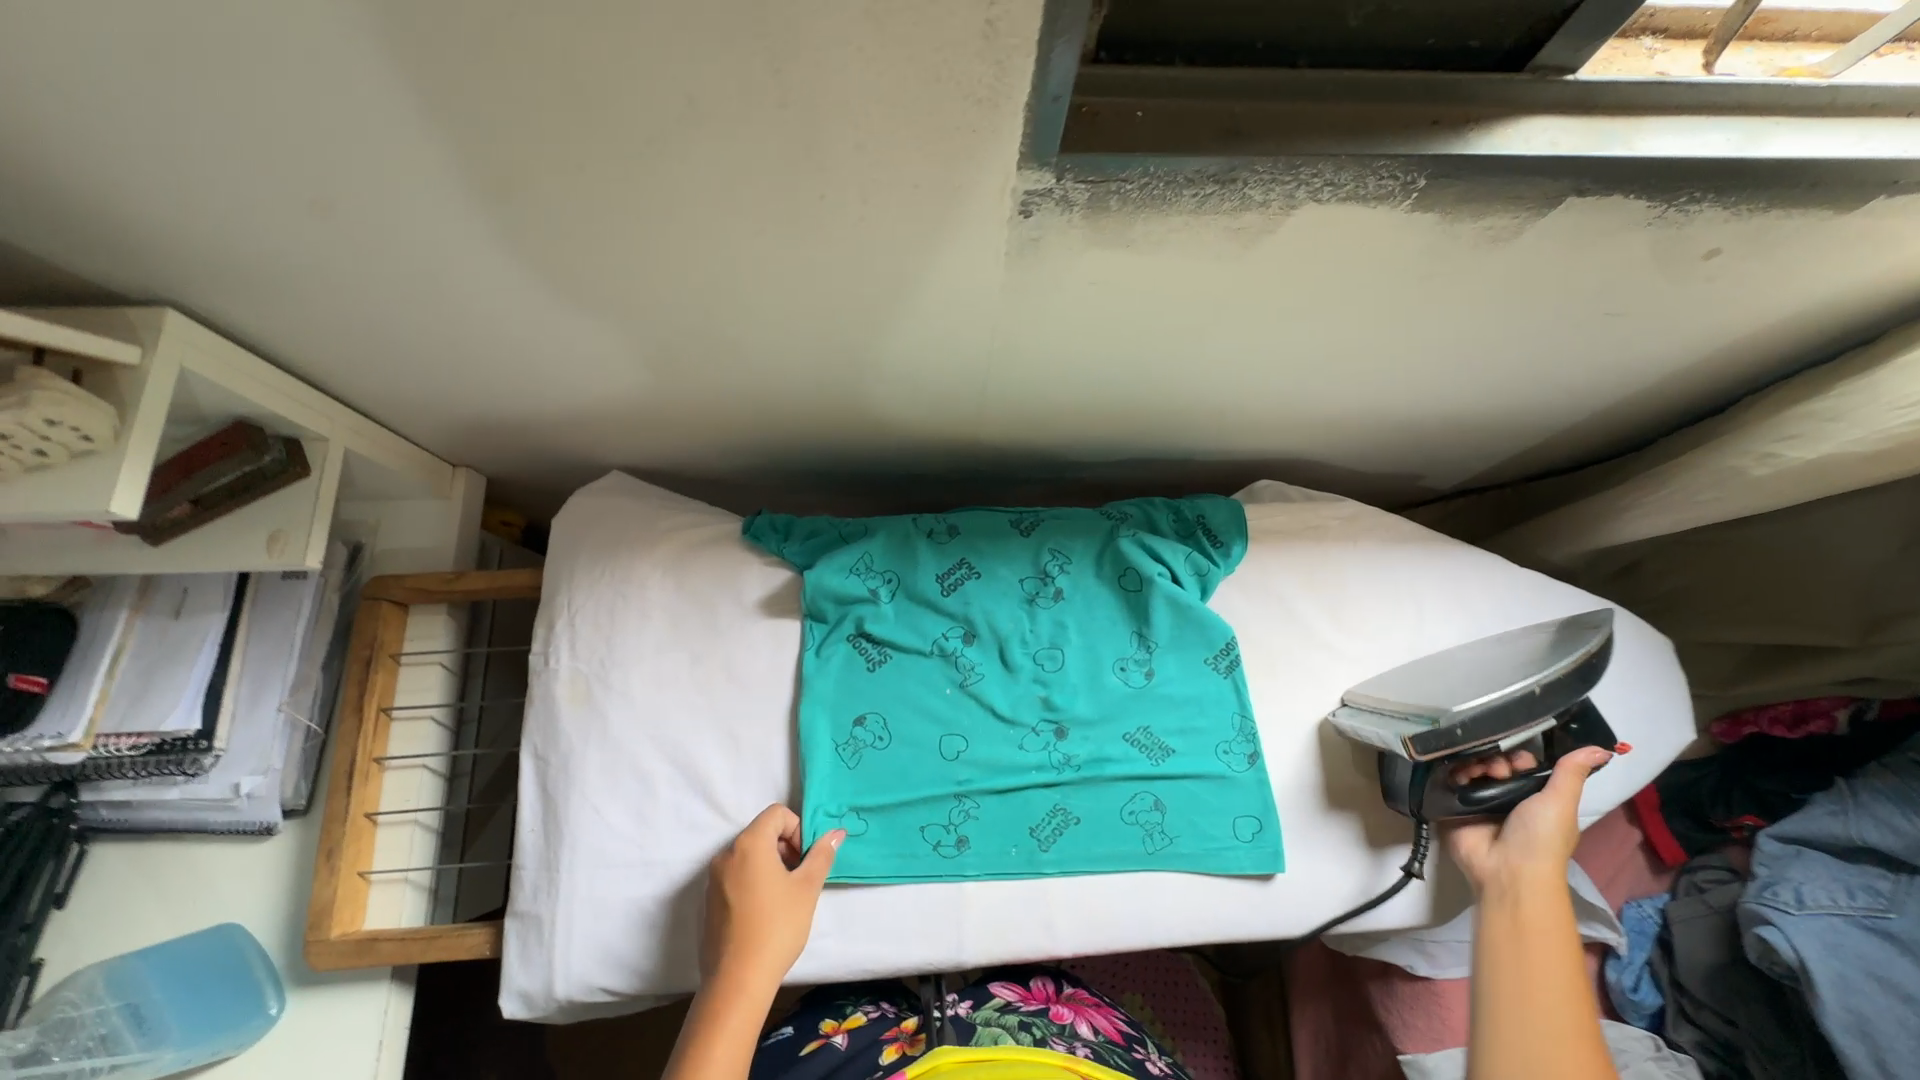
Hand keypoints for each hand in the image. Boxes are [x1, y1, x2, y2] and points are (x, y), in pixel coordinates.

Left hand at [701, 804, 843, 986]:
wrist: (738, 980)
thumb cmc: (777, 927)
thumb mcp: (807, 888)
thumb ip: (821, 855)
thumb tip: (835, 832)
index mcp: (749, 844)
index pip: (776, 813)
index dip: (798, 829)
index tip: (806, 859)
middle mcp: (726, 854)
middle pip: (761, 833)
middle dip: (786, 847)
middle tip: (800, 878)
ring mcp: (713, 879)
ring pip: (748, 856)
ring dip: (771, 865)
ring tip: (785, 898)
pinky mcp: (709, 901)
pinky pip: (735, 876)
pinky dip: (754, 882)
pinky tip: (765, 913)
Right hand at [1445, 746, 1609, 895]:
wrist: (1508, 870)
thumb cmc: (1541, 837)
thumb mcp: (1561, 803)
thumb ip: (1572, 773)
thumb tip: (1602, 749)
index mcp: (1533, 797)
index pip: (1521, 765)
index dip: (1519, 758)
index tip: (1518, 761)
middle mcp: (1505, 798)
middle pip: (1494, 764)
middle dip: (1495, 759)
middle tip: (1497, 770)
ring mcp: (1478, 803)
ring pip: (1472, 769)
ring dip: (1474, 764)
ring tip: (1477, 774)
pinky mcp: (1454, 808)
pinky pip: (1449, 782)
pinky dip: (1454, 774)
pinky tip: (1460, 777)